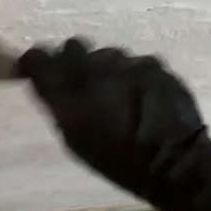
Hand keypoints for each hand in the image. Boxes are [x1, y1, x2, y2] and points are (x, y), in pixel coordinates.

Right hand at [18, 39, 210, 210]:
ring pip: (107, 55)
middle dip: (73, 62)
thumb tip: (45, 83)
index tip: (37, 71)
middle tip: (81, 85)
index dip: (36, 62)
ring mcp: (128, 61)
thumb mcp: (74, 138)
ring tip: (118, 96)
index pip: (38, 56)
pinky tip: (142, 99)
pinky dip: (133, 77)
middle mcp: (95, 65)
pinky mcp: (155, 63)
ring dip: (106, 70)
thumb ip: (58, 104)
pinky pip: (135, 64)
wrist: (174, 162)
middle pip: (73, 47)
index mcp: (69, 86)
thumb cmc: (117, 160)